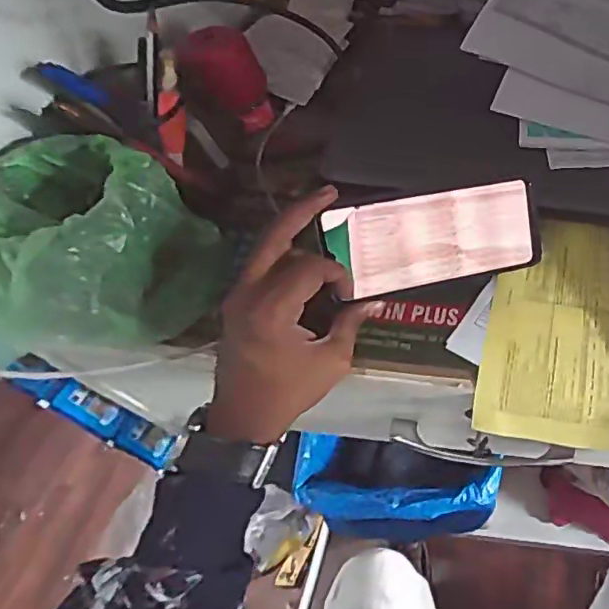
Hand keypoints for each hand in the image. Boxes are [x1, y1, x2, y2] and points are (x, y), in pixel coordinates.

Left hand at [202, 186, 374, 443]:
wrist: (242, 417)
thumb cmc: (288, 391)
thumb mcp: (331, 360)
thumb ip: (350, 323)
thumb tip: (373, 301)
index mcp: (271, 309)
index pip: (310, 267)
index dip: (337, 274)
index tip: (350, 297)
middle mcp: (247, 293)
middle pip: (273, 236)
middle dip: (302, 209)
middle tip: (328, 192)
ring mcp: (236, 296)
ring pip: (265, 249)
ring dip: (295, 239)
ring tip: (323, 235)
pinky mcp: (235, 303)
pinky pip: (260, 267)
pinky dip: (284, 258)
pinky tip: (305, 262)